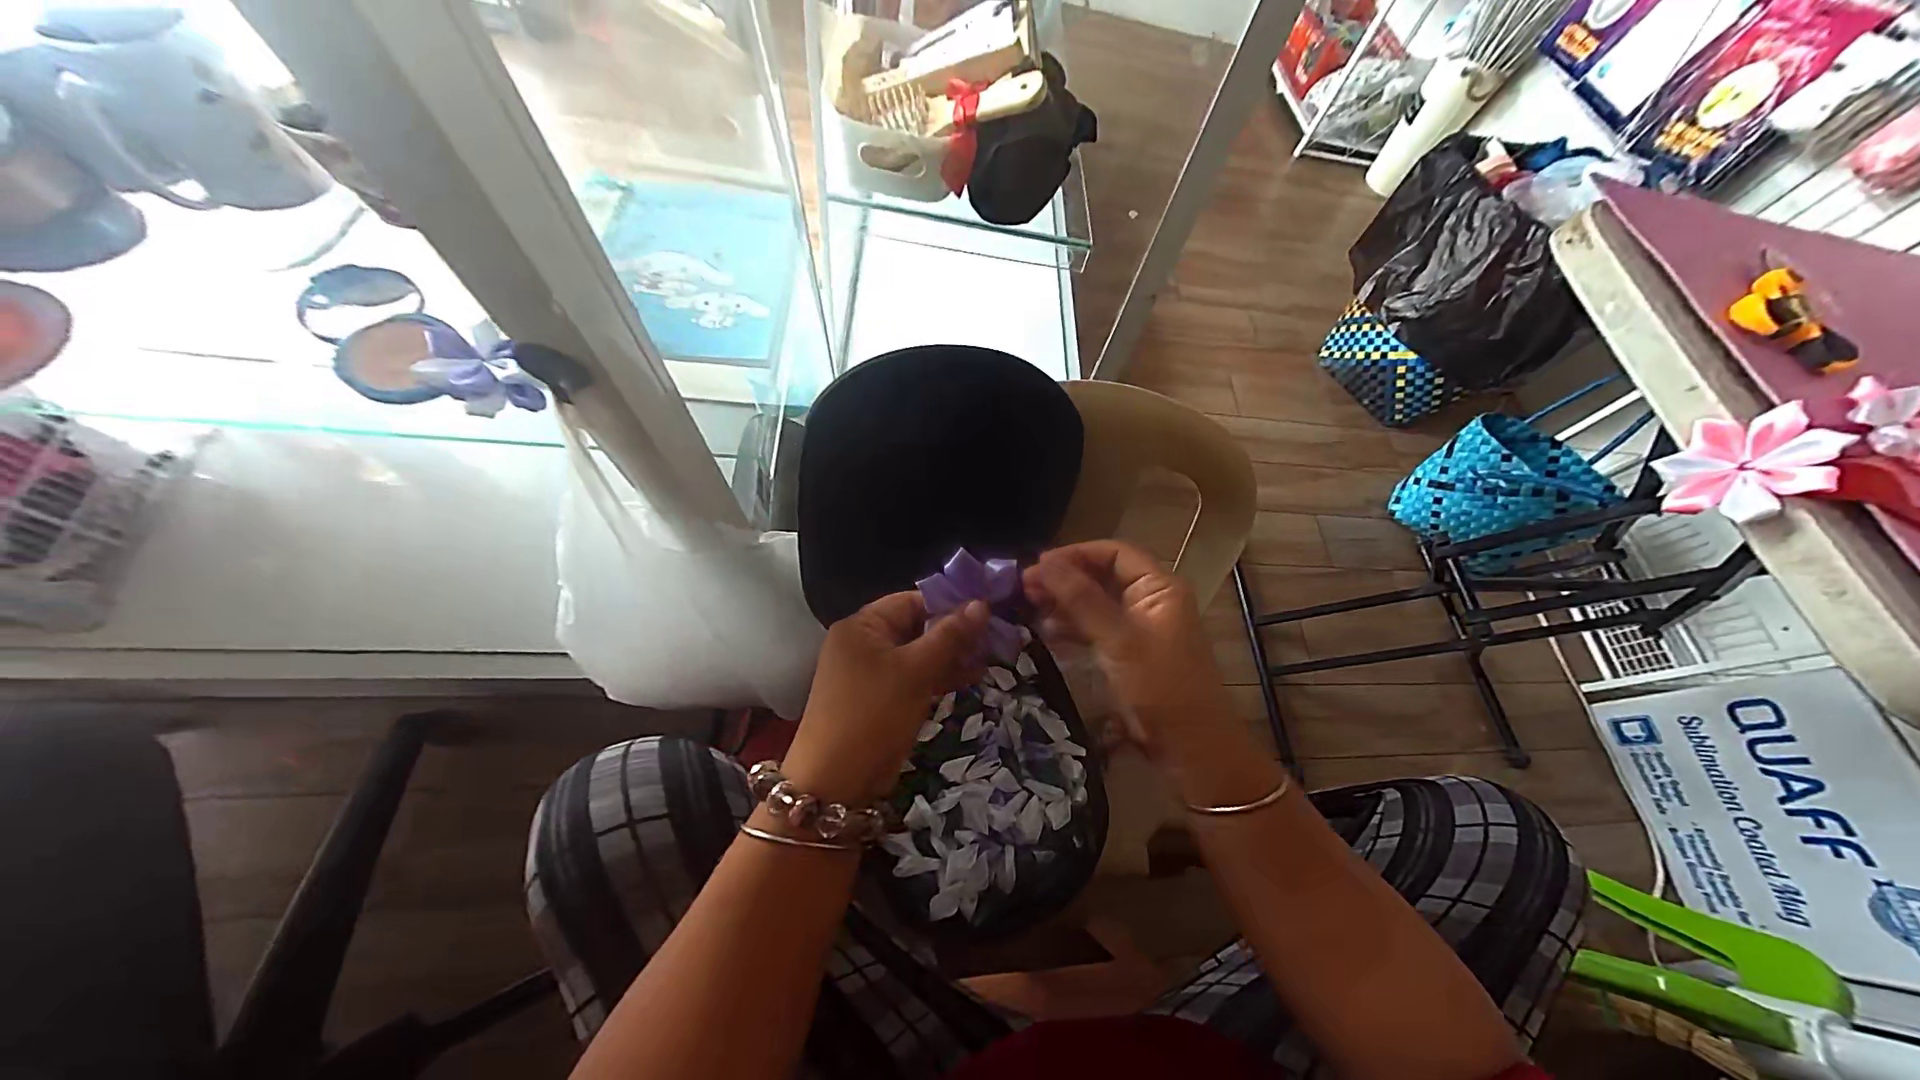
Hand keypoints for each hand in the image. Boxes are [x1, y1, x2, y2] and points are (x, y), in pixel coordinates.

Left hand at [780, 592, 989, 804]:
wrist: (837, 780)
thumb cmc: (874, 713)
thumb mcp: (916, 671)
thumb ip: (950, 636)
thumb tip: (981, 604)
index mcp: (863, 624)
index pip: (912, 600)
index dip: (949, 604)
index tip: (987, 612)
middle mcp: (864, 642)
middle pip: (917, 626)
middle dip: (955, 633)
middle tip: (994, 638)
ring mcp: (872, 671)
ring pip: (919, 653)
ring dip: (952, 656)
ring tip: (989, 659)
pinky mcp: (882, 697)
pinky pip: (914, 676)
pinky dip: (939, 676)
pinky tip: (971, 678)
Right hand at [1024, 542, 1267, 800]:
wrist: (1191, 748)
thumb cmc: (1160, 688)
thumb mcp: (1118, 640)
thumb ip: (1080, 599)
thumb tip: (1042, 563)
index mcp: (1159, 587)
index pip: (1114, 552)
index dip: (1075, 554)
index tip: (1037, 564)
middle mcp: (1150, 600)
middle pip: (1102, 575)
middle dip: (1064, 579)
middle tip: (1024, 588)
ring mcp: (1139, 628)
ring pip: (1095, 603)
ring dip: (1063, 603)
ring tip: (1028, 608)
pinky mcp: (1128, 653)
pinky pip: (1095, 629)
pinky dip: (1071, 628)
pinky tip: (1045, 633)